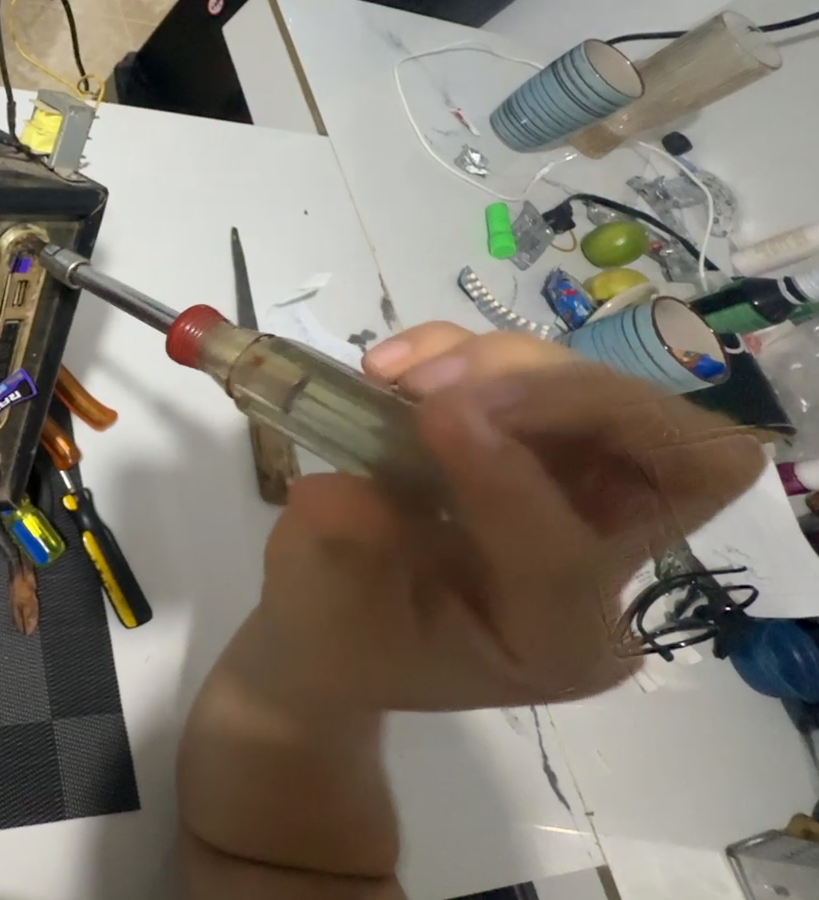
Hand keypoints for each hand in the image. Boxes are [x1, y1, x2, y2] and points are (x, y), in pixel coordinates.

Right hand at [232, 323, 761, 713]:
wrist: (334, 630)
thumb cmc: (326, 632)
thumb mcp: (319, 598)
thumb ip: (344, 536)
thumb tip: (348, 481)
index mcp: (553, 639)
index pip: (567, 552)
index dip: (501, 476)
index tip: (423, 415)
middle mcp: (603, 576)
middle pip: (674, 463)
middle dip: (566, 400)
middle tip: (444, 387)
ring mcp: (582, 510)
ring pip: (622, 406)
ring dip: (512, 366)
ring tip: (402, 374)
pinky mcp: (540, 457)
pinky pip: (546, 381)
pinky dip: (473, 353)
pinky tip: (396, 365)